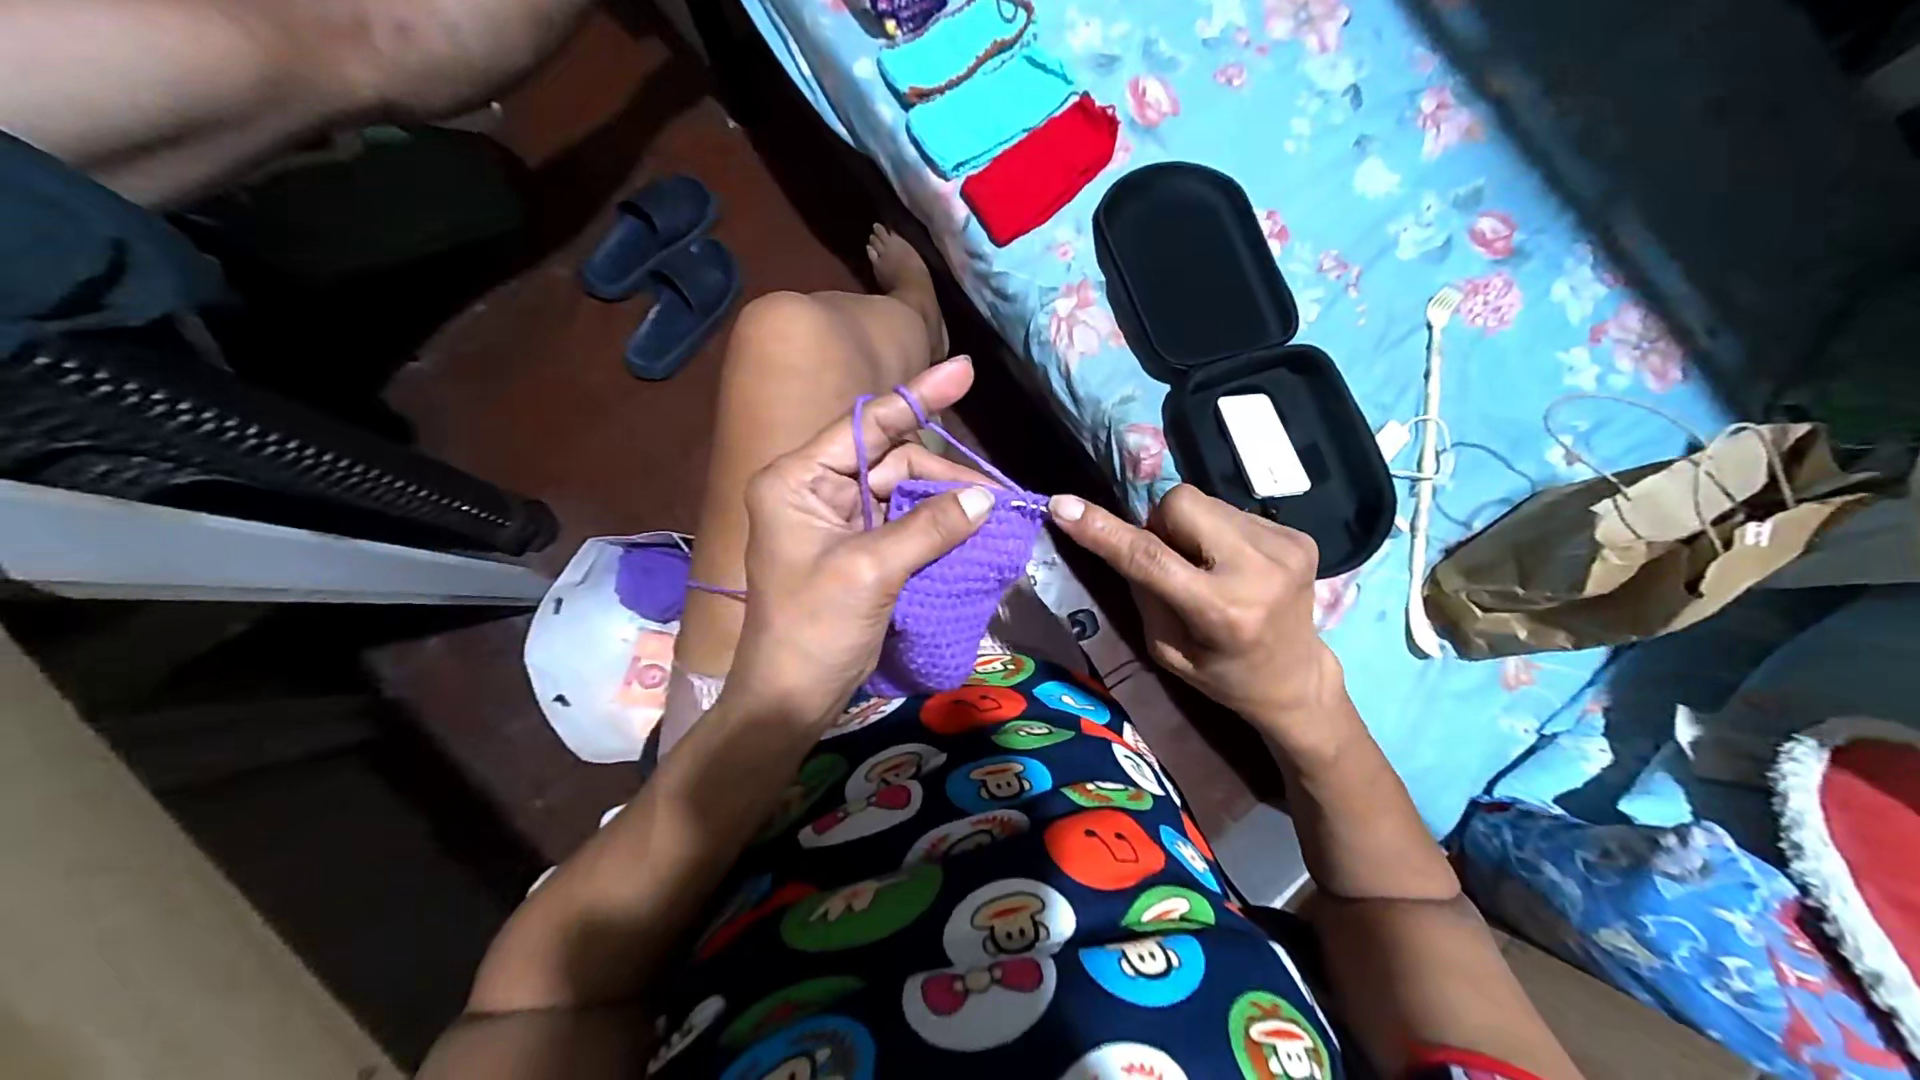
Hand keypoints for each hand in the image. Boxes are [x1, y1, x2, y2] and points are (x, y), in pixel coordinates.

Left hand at [723, 357, 996, 726]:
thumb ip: (929, 527)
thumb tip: (984, 498)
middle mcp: (816, 490)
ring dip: (947, 502)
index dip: (918, 397)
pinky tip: (971, 529)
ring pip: (903, 492)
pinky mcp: (857, 548)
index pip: (866, 425)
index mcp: (798, 480)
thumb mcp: (872, 571)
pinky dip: (937, 526)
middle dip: (945, 474)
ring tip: (995, 516)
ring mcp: (838, 521)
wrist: (792, 698)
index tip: (965, 369)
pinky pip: (904, 523)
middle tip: (1000, 495)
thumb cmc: (814, 630)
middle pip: (892, 460)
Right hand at [1049, 485, 1359, 765]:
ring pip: (1205, 501)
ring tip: (1208, 566)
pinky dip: (1218, 532)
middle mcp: (1258, 571)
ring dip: (1191, 528)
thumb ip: (1143, 588)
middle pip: (1180, 502)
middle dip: (1161, 524)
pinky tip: (1233, 564)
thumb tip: (1115, 532)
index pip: (1149, 558)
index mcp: (1220, 611)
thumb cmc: (1219, 673)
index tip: (1063, 506)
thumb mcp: (1165, 647)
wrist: (1295, 678)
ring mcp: (1286, 547)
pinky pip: (1231, 510)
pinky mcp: (1299, 535)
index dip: (1103, 530)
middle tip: (1170, 559)